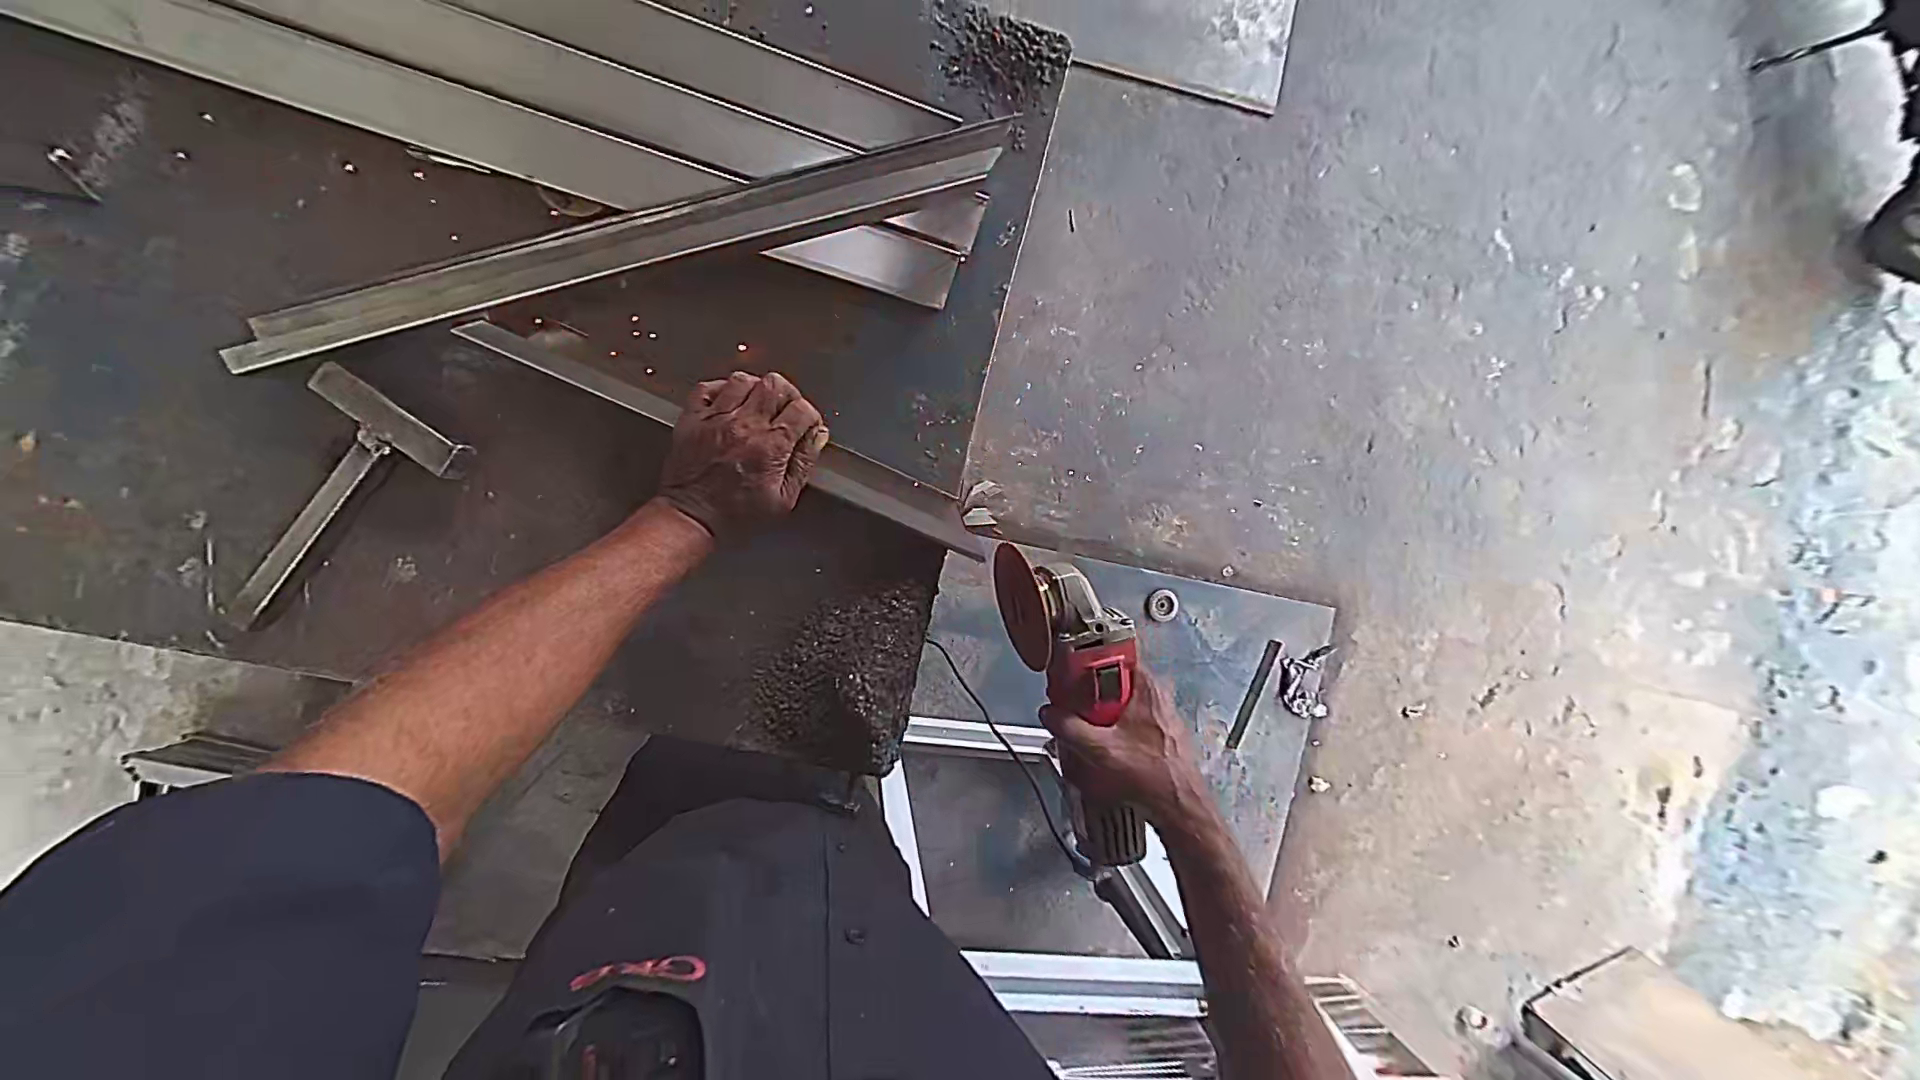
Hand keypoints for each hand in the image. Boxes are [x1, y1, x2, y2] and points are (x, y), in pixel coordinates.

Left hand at [655, 371, 827, 538]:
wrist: (691, 518)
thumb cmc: (736, 514)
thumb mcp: (784, 499)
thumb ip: (803, 463)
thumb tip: (817, 436)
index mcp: (770, 447)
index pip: (802, 410)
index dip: (810, 416)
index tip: (807, 427)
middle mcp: (744, 426)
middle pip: (775, 385)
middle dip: (787, 396)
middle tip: (786, 412)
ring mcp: (716, 419)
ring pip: (743, 380)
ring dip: (756, 390)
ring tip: (758, 407)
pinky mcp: (692, 419)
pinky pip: (708, 386)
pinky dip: (722, 389)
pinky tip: (730, 404)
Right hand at [1038, 665, 1208, 825]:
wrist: (1181, 807)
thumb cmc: (1153, 776)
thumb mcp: (1100, 749)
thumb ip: (1069, 728)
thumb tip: (1051, 714)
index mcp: (1146, 686)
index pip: (1114, 653)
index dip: (1088, 660)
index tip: (1070, 670)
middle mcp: (1157, 694)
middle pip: (1114, 678)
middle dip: (1089, 691)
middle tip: (1071, 704)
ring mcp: (1160, 713)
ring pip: (1121, 699)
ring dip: (1100, 711)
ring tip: (1084, 727)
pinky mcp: (1160, 731)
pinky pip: (1130, 717)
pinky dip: (1113, 725)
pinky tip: (1103, 744)